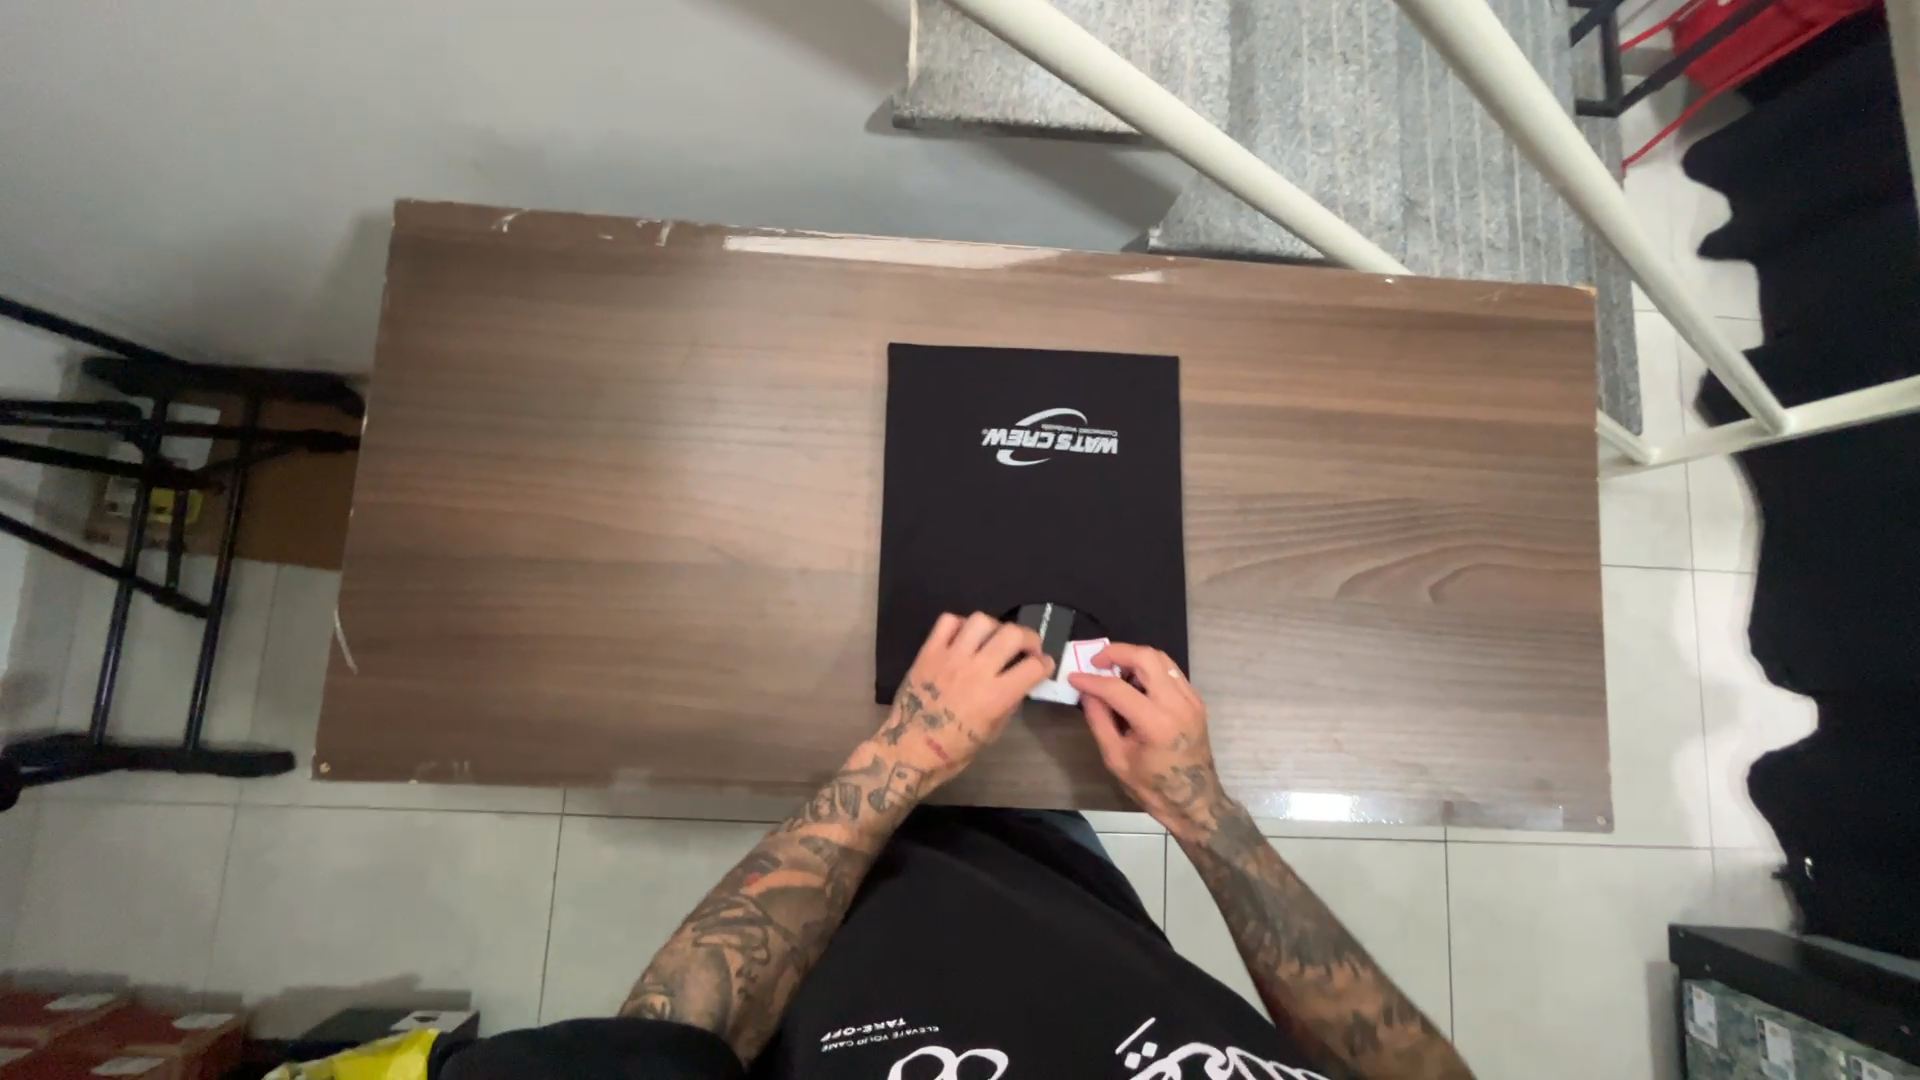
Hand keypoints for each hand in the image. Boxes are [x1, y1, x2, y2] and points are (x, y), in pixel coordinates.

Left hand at [867, 612, 1053, 803]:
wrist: (908, 749)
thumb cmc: (953, 750)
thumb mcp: (992, 732)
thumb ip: (1009, 702)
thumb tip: (1021, 681)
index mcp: (996, 696)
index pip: (1034, 666)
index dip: (1045, 664)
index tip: (1043, 665)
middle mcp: (976, 671)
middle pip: (1012, 634)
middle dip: (1029, 638)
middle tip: (1026, 648)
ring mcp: (950, 658)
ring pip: (981, 620)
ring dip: (995, 627)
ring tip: (993, 639)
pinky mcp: (929, 652)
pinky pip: (948, 621)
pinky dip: (960, 624)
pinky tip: (964, 638)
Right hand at [1069, 644, 1235, 839]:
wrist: (1195, 801)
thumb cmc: (1152, 786)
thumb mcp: (1116, 758)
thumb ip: (1099, 720)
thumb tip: (1087, 691)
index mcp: (1156, 723)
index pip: (1117, 688)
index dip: (1091, 680)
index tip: (1074, 677)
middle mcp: (1177, 704)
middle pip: (1146, 657)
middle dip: (1117, 653)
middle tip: (1096, 662)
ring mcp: (1191, 699)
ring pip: (1161, 658)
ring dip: (1134, 658)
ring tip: (1114, 670)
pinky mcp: (1195, 700)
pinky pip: (1170, 671)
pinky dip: (1149, 668)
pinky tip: (1134, 682)